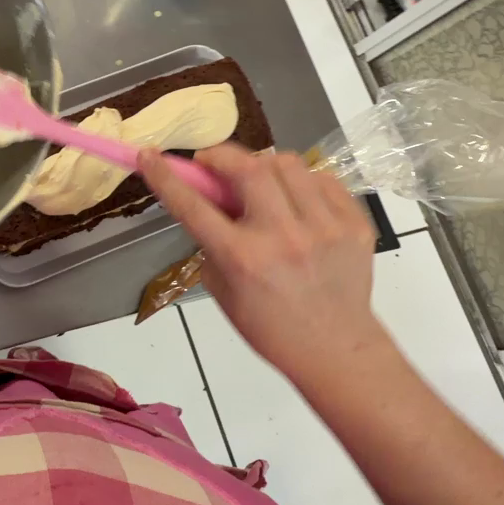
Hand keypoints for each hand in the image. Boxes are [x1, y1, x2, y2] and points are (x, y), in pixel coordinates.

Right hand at [138, 144, 390, 383]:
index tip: (149, 155)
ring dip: (262, 166)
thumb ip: (213, 240)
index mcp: (241, 258)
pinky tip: (295, 201)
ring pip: (287, 164)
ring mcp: (324, 227)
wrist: (335, 349)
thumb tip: (213, 200)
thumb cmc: (266, 325)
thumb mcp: (221, 287)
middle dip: (220, 156)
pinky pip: (322, 179)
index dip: (165, 175)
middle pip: (247, 167)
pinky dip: (301, 182)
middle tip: (211, 164)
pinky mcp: (354, 224)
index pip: (193, 205)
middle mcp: (282, 236)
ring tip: (258, 184)